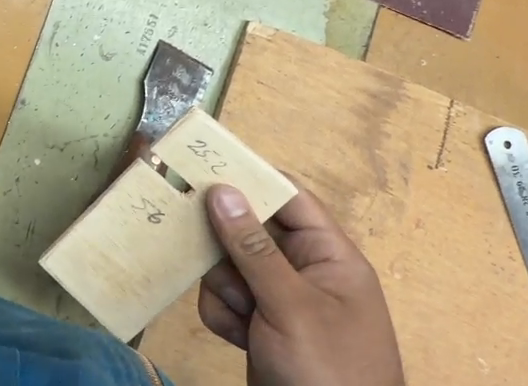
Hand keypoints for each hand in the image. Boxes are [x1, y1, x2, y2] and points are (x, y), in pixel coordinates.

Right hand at [198, 185, 403, 385]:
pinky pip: (224, 297)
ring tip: (241, 317)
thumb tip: (220, 187)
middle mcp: (304, 271)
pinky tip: (237, 337)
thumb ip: (253, 246)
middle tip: (198, 245)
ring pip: (228, 264)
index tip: (201, 163)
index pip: (287, 197)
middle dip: (225, 246)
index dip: (249, 176)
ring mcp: (280, 300)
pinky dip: (222, 314)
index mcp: (329, 257)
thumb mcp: (291, 306)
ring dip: (224, 288)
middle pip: (248, 228)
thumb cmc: (329, 373)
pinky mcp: (259, 326)